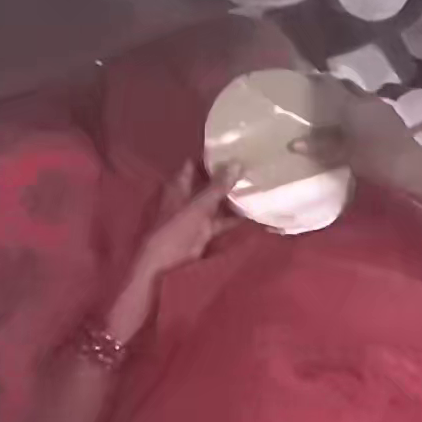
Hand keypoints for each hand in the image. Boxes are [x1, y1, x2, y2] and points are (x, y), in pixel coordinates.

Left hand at [103, 162, 241, 341]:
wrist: (160, 275)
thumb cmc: (172, 235)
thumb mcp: (196, 208)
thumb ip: (216, 188)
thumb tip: (237, 162)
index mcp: (178, 187)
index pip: (194, 164)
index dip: (211, 156)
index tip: (234, 146)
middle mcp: (186, 200)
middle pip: (208, 184)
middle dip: (227, 177)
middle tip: (255, 164)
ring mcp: (195, 219)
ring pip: (217, 204)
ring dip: (234, 198)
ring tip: (261, 185)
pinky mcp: (204, 237)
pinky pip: (223, 224)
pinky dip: (236, 220)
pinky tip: (257, 215)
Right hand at [296, 78, 421, 198]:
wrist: (414, 170)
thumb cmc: (376, 158)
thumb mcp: (344, 154)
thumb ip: (320, 146)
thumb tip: (293, 144)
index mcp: (353, 104)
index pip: (332, 83)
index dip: (318, 79)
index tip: (305, 78)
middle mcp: (367, 100)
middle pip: (347, 86)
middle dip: (334, 86)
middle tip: (318, 93)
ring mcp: (382, 108)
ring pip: (360, 96)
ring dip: (348, 98)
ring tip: (334, 108)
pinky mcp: (392, 119)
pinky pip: (369, 107)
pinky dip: (358, 109)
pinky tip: (353, 122)